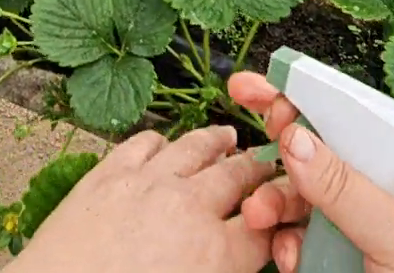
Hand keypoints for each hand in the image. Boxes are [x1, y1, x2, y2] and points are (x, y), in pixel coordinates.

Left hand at [7, 125, 277, 272]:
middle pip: (236, 177)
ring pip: (194, 148)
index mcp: (215, 255)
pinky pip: (144, 143)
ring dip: (216, 141)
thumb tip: (236, 262)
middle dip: (256, 168)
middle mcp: (188, 207)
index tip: (283, 206)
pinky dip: (161, 140)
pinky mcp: (110, 172)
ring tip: (227, 136)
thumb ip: (223, 272)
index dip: (278, 215)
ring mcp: (148, 182)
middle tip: (266, 161)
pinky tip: (166, 142)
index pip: (263, 227)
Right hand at [229, 71, 393, 272]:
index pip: (345, 114)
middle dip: (278, 142)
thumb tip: (293, 137)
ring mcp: (359, 226)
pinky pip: (303, 239)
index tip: (255, 87)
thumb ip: (345, 187)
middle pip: (317, 149)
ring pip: (303, 196)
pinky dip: (286, 242)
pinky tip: (284, 255)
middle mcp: (377, 188)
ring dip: (275, 199)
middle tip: (247, 139)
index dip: (299, 94)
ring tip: (258, 216)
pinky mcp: (343, 261)